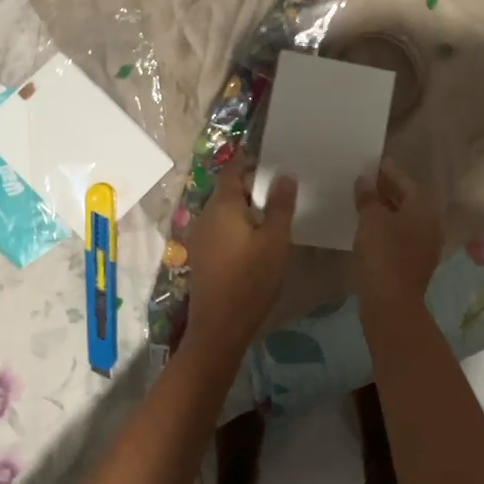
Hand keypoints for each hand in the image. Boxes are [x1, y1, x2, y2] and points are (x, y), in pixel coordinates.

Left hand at [182, 165, 297, 363]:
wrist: (219, 328)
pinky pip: (220, 228)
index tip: (271, 156)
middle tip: (280, 184)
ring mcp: (200, 237)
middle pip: (227, 190)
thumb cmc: (251, 280)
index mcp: (222, 206)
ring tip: (273, 210)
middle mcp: (205, 215)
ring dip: (244, 207)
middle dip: (251, 185)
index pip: (233, 170)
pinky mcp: (202, 255)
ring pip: (224, 211)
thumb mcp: (275, 240)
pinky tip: (256, 237)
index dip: (249, 160)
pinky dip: (237, 224)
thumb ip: (279, 205)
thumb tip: (284, 174)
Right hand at [352, 160, 443, 313]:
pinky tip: (369, 227)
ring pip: (404, 219)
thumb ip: (368, 197)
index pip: (406, 183)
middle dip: (388, 190)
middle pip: (408, 200)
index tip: (376, 162)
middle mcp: (430, 224)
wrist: (391, 303)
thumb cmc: (384, 254)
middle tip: (367, 179)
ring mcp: (425, 245)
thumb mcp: (371, 221)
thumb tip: (366, 180)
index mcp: (424, 209)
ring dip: (386, 209)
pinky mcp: (415, 262)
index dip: (390, 172)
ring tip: (364, 201)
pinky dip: (387, 227)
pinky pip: (401, 235)